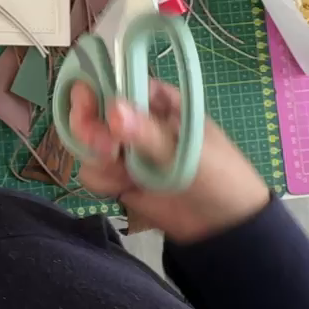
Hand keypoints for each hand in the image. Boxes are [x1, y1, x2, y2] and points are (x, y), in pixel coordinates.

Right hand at [66, 79, 269, 243]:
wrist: (224, 227)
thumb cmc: (219, 174)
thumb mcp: (189, 151)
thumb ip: (149, 133)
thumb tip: (113, 110)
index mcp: (154, 99)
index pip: (111, 81)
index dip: (93, 91)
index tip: (89, 108)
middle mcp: (132, 118)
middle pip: (88, 109)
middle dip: (89, 130)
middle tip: (108, 151)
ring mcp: (122, 147)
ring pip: (84, 142)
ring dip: (98, 159)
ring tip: (125, 176)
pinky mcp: (116, 175)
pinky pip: (91, 171)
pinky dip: (103, 181)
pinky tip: (126, 189)